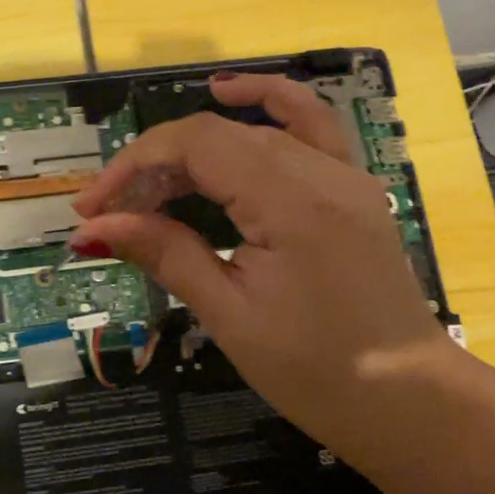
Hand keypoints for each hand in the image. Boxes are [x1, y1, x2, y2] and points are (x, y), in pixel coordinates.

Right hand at [69, 72, 463, 463]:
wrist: (404, 397)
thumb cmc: (314, 371)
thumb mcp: (230, 315)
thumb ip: (166, 254)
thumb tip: (95, 227)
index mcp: (291, 201)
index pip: (196, 144)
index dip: (134, 165)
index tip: (90, 209)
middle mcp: (322, 170)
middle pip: (221, 134)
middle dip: (155, 166)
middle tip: (112, 216)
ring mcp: (345, 174)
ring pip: (256, 130)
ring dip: (196, 150)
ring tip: (151, 187)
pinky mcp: (353, 188)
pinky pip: (309, 126)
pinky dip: (267, 106)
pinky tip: (232, 95)